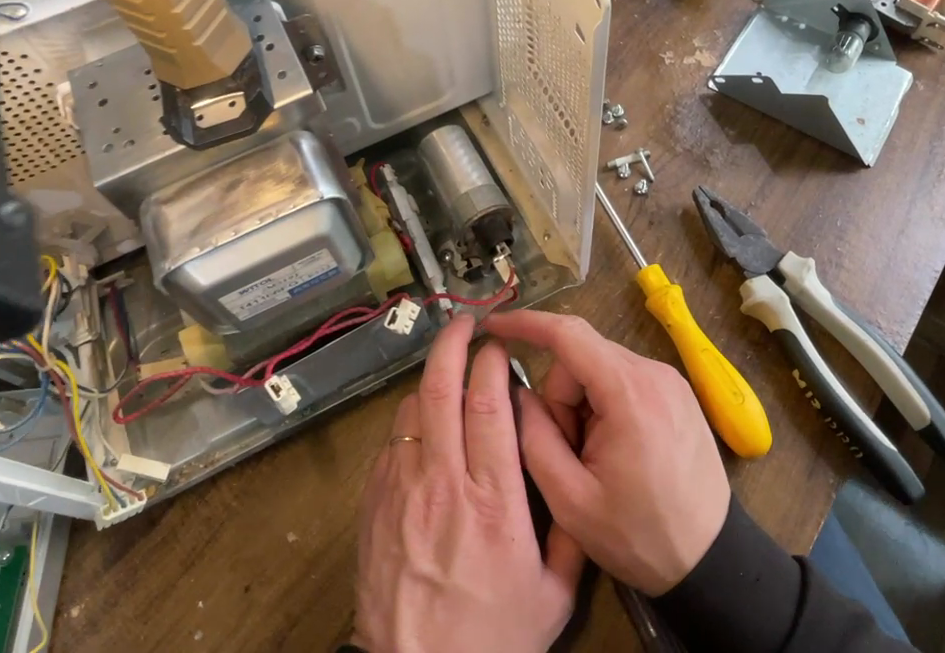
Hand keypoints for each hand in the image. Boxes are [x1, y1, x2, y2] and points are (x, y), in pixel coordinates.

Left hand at [352, 312, 585, 652]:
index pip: (490, 405)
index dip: (493, 363)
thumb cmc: (492, 636)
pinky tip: (424, 430)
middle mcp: (444, 482)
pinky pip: (391, 444)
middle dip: (451, 345)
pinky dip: (410, 424)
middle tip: (463, 324)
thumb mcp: (554, 594)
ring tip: (448, 379)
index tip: (499, 346)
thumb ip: (570, 532)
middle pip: (441, 390)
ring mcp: (402, 490)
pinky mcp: (374, 504)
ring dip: (430, 385)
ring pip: (412, 411)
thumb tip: (570, 474)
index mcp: (494, 500)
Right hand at [482, 310, 730, 595]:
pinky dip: (606, 404)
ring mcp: (671, 381)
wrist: (711, 561)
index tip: (491, 324)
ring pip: (601, 367)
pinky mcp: (679, 394)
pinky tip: (614, 450)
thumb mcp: (570, 499)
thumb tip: (516, 393)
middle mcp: (654, 373)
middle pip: (581, 355)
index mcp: (628, 392)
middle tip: (569, 453)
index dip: (525, 323)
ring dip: (584, 404)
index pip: (567, 334)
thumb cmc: (638, 536)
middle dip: (561, 397)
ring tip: (594, 458)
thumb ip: (533, 437)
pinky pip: (624, 379)